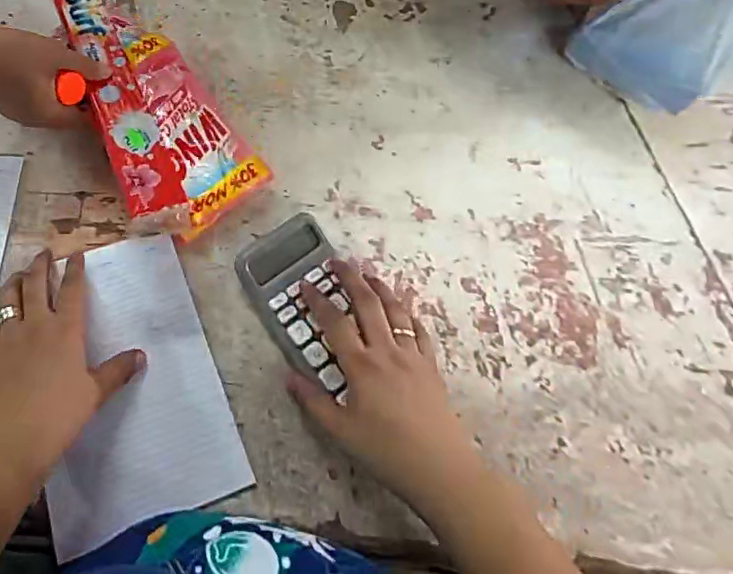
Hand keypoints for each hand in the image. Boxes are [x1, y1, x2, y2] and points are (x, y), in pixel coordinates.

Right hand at [0, 23, 110, 128]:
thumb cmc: (18, 53)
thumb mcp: (57, 55)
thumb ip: (85, 67)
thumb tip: (107, 75)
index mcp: (47, 115)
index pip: (80, 122)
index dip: (96, 107)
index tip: (106, 90)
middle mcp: (31, 121)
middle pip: (64, 114)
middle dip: (78, 95)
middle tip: (89, 73)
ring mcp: (15, 112)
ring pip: (48, 106)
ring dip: (60, 90)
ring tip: (68, 67)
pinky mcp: (3, 101)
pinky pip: (32, 99)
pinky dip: (44, 87)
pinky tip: (44, 66)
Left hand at [0, 250, 144, 485]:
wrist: (13, 438)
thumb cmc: (59, 415)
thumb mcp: (95, 393)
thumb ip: (117, 371)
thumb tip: (141, 355)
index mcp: (65, 329)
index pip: (72, 289)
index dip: (74, 269)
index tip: (76, 254)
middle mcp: (36, 324)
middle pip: (36, 283)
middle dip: (41, 264)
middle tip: (44, 253)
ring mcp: (10, 336)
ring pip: (10, 296)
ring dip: (15, 281)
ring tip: (20, 274)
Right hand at [287, 259, 484, 513]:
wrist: (443, 471)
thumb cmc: (387, 452)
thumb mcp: (341, 432)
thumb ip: (313, 402)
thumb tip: (289, 376)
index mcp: (360, 366)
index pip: (334, 322)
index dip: (318, 300)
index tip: (305, 284)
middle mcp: (386, 352)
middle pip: (366, 303)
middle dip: (350, 278)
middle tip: (337, 261)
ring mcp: (412, 356)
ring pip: (395, 311)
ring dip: (379, 287)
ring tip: (368, 273)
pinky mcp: (431, 367)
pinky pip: (419, 332)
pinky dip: (408, 315)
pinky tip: (403, 310)